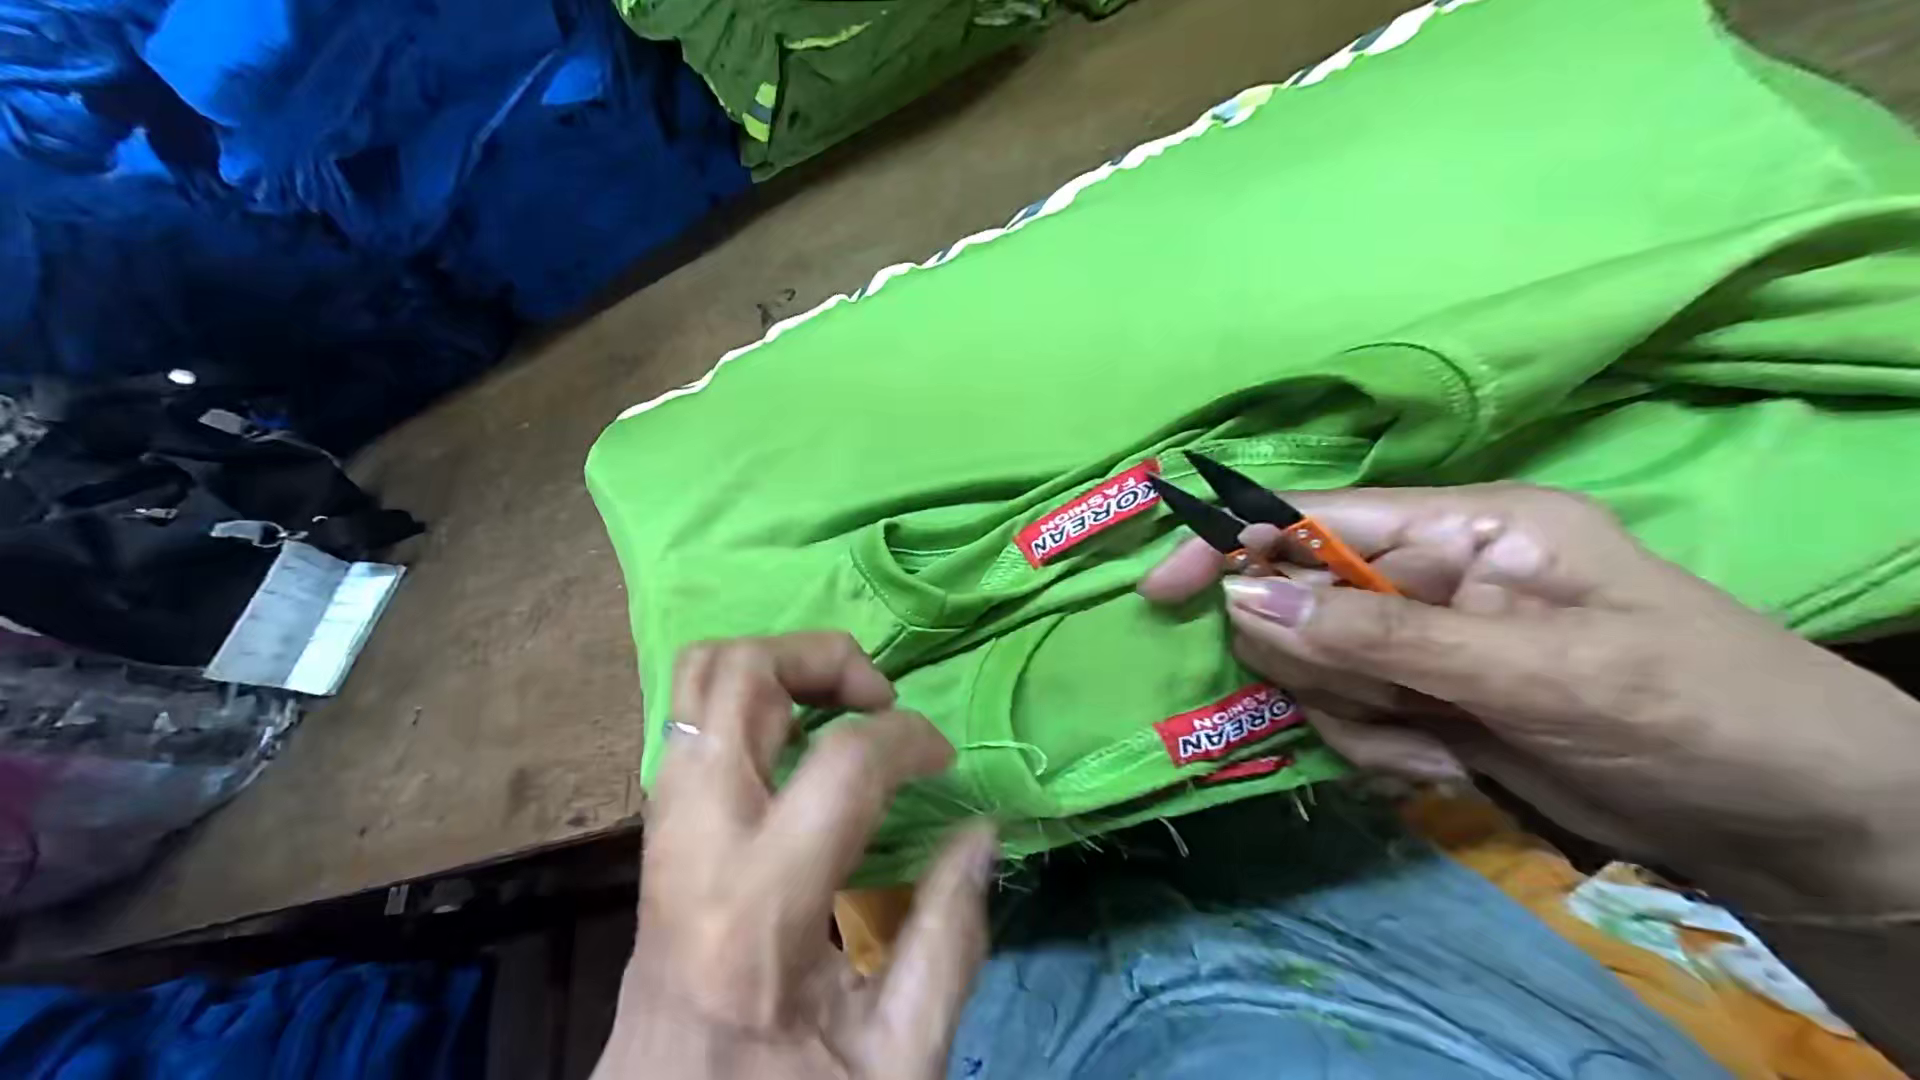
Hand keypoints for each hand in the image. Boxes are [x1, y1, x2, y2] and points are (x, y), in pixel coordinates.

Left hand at [592, 633, 995, 1079]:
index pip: (843, 763)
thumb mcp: (898, 1060)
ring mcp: (665, 825)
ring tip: (841, 702)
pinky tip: (800, 733)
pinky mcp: (661, 824)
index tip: (942, 759)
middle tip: (879, 697)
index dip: (910, 738)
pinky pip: (697, 715)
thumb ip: (950, 938)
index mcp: (758, 909)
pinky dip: (755, 694)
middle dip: (823, 657)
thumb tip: (981, 830)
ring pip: (701, 680)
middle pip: (737, 678)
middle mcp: (695, 842)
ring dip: (782, 665)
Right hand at [1141, 484, 1919, 915]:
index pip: (1310, 518)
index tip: (1164, 589)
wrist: (1800, 829)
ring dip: (1354, 715)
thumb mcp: (1540, 671)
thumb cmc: (1701, 715)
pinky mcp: (1410, 694)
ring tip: (1438, 745)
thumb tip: (1242, 599)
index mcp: (1460, 527)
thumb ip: (1381, 634)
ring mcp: (1411, 637)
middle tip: (1387, 702)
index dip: (1230, 543)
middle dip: (1320, 661)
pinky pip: (1336, 713)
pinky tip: (1442, 765)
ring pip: (1308, 667)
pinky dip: (1373, 747)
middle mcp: (1422, 572)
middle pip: (1294, 600)